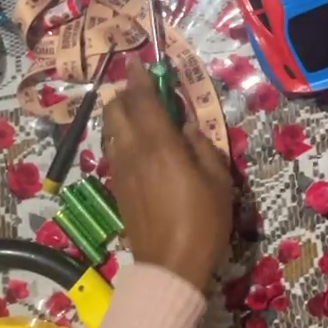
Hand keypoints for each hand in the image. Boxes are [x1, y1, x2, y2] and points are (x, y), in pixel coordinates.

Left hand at [102, 67, 233, 286]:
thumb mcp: (217, 180)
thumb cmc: (202, 221)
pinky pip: (113, 151)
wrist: (169, 268)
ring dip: (121, 116)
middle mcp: (133, 151)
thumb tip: (189, 126)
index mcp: (160, 145)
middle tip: (143, 90)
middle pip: (115, 110)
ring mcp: (120, 170)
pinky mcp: (116, 188)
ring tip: (142, 117)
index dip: (139, 77)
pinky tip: (139, 147)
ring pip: (110, 130)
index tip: (137, 60)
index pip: (143, 99)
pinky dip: (121, 138)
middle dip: (125, 94)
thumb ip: (202, 146)